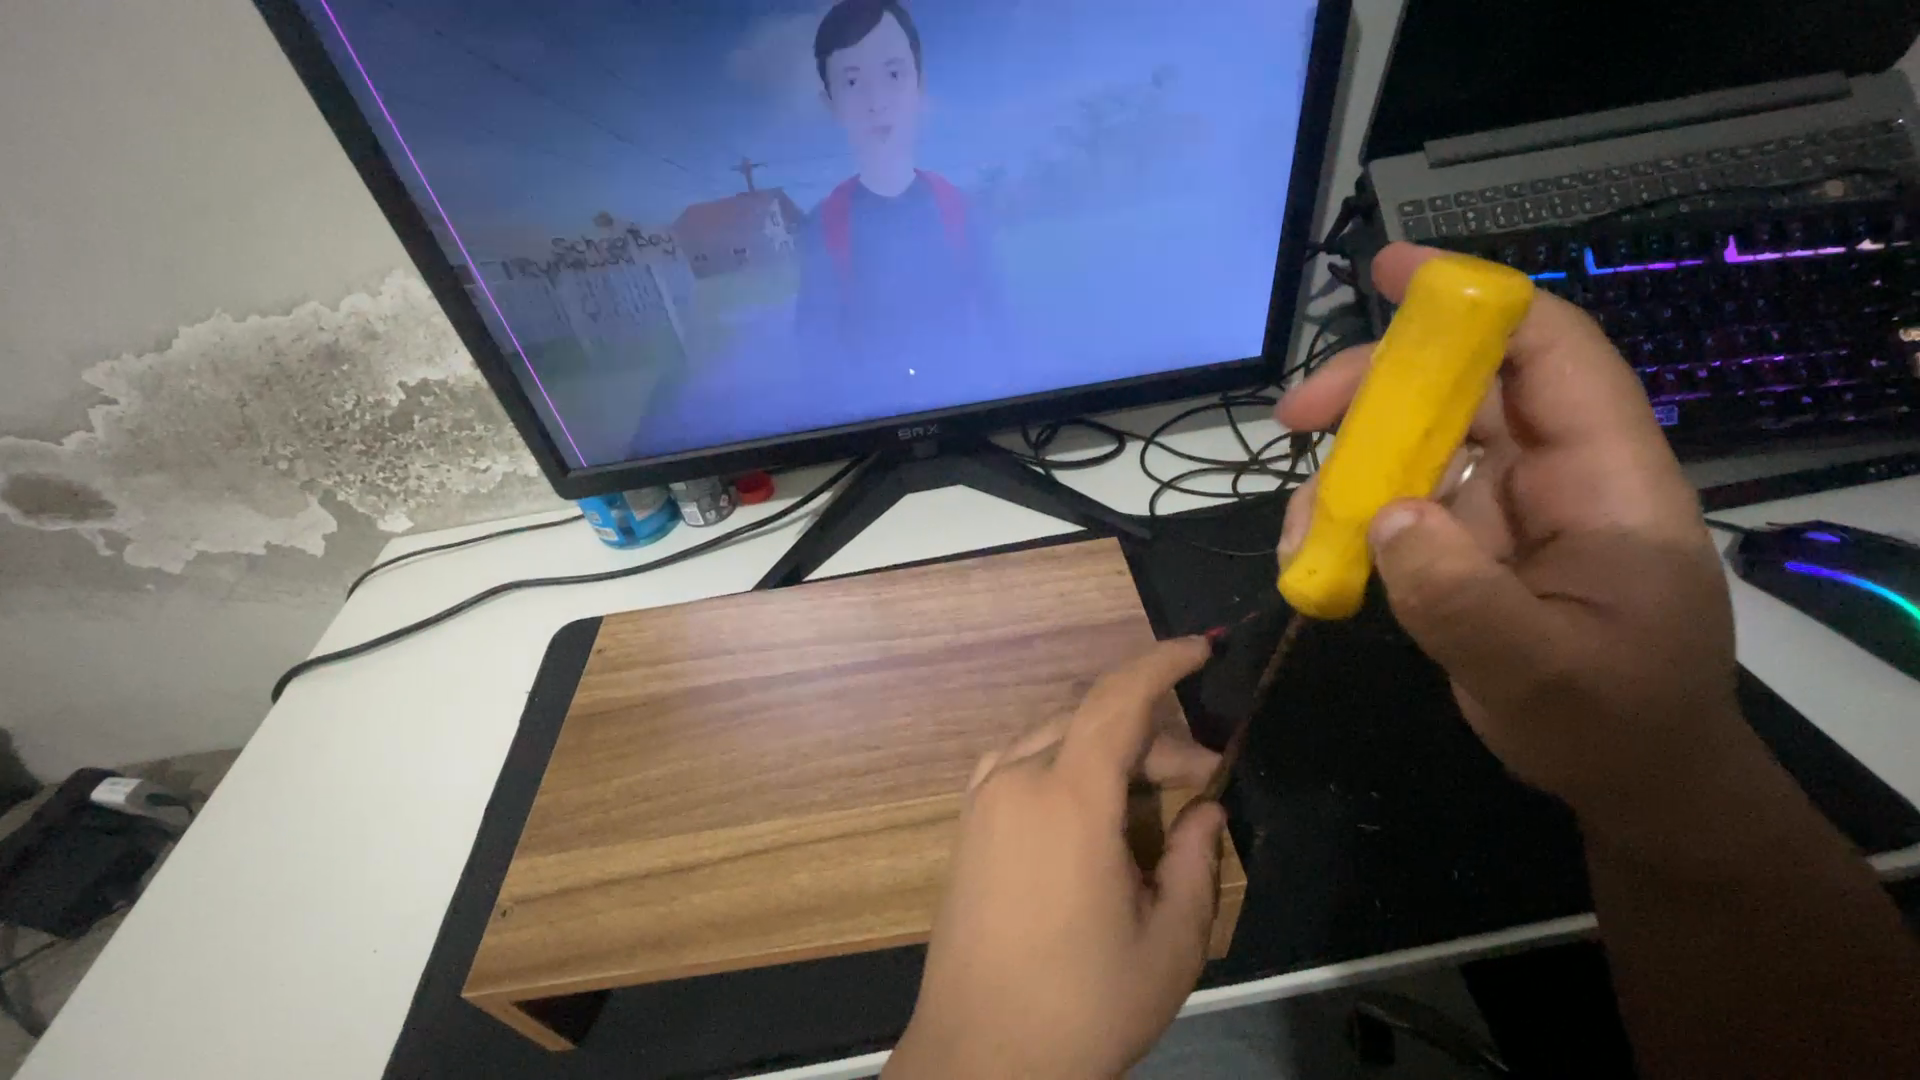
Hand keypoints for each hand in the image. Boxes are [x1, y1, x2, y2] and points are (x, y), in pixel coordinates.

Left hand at [886, 638, 1225, 1079]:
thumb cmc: (1083, 1005)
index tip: (1201, 647)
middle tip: (1205, 783)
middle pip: (1093, 721)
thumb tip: (1205, 807)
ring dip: (1110, 749)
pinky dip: (1066, 760)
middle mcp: (1016, 779)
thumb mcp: (1169, 942)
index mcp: (1068, 798)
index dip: (1162, 663)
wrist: (980, 1058)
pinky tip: (1092, 800)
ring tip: (1154, 796)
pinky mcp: (968, 821)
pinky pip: (1022, 759)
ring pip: (1056, 736)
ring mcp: (983, 797)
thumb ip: (1195, 858)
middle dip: (1155, 737)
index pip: (1118, 700)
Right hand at [1277, 243, 1760, 835]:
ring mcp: (1500, 509)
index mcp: (1603, 479)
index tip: (1391, 275)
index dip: (1476, 302)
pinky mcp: (1461, 543)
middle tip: (1294, 417)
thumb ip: (1463, 599)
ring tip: (1301, 531)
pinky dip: (1344, 519)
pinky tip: (1314, 557)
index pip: (1549, 354)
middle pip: (1458, 390)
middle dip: (1370, 392)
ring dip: (1342, 472)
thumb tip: (1383, 514)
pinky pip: (1392, 503)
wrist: (1627, 776)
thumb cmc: (1612, 721)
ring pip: (1411, 446)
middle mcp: (1549, 475)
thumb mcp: (1539, 672)